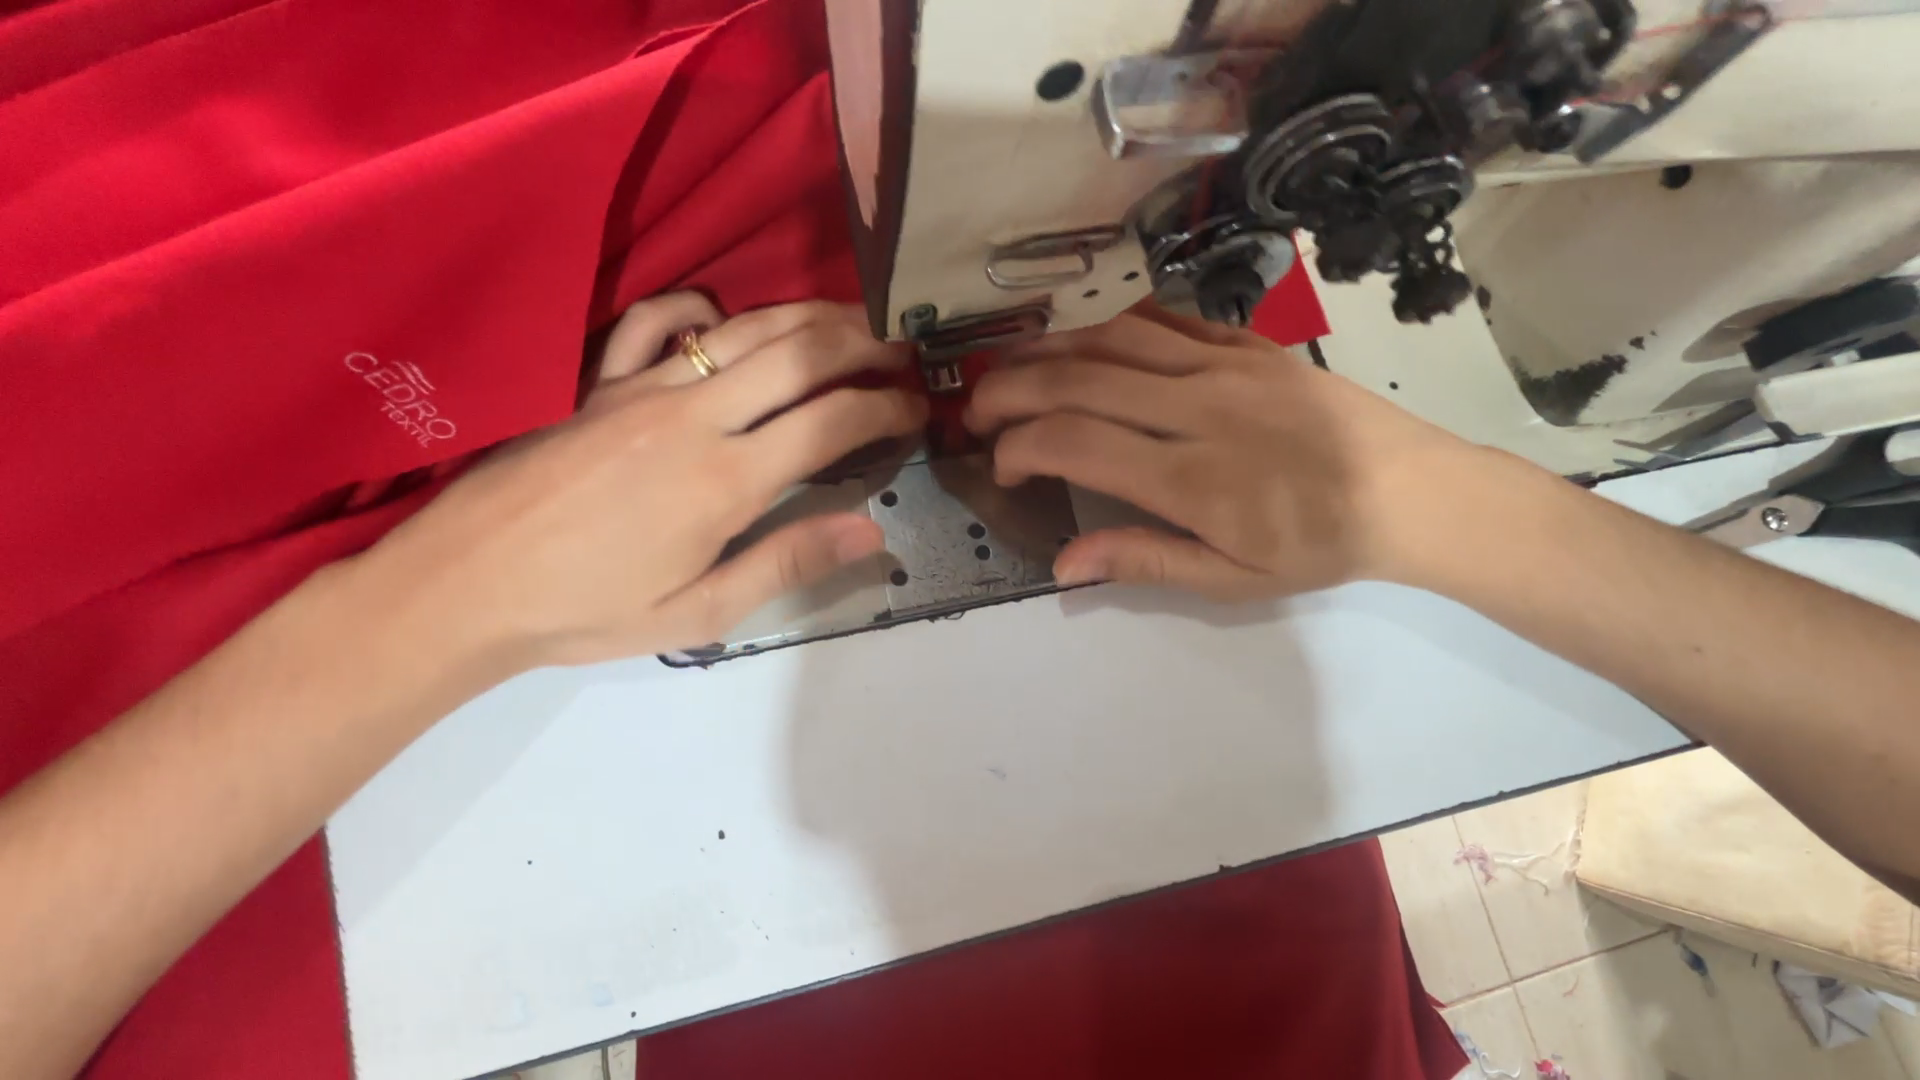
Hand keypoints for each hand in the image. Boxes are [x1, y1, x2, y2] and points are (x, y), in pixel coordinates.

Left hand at [358, 295, 925, 666]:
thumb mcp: (698, 613)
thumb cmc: (588, 612)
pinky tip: (724, 324)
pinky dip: (699, 311)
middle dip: (865, 345)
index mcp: (726, 480)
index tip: (918, 409)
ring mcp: (641, 389)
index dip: (889, 407)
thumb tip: (871, 531)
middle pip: (801, 355)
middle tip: (902, 351)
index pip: (832, 422)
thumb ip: (787, 562)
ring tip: (852, 321)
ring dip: (809, 317)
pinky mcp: (596, 381)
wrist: (465, 585)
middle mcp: (694, 417)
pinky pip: (654, 321)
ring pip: (745, 329)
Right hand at [965, 305, 1477, 600]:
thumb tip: (1063, 564)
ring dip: (1048, 348)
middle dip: (1010, 388)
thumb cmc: (1316, 545)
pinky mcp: (1246, 344)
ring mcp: (1223, 366)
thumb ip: (1142, 562)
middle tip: (976, 406)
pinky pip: (1165, 320)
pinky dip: (1111, 326)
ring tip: (1010, 365)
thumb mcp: (1230, 579)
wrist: (1410, 491)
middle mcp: (1196, 409)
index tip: (1003, 465)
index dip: (1019, 447)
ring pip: (1112, 339)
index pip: (1073, 443)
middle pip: (1078, 380)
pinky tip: (1085, 338)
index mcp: (1189, 478)